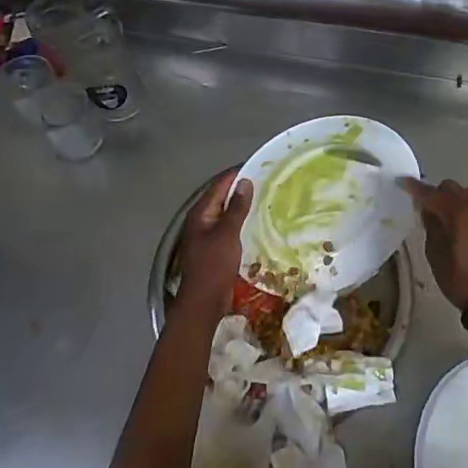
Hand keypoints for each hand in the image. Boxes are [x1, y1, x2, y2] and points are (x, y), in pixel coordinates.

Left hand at [177, 167, 253, 312]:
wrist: (204, 302)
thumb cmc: (213, 265)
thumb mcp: (227, 234)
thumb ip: (236, 208)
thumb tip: (245, 182)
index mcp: (200, 212)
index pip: (219, 185)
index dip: (236, 174)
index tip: (258, 165)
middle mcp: (202, 219)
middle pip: (222, 197)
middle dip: (241, 189)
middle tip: (266, 181)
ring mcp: (207, 234)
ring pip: (226, 213)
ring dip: (242, 206)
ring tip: (265, 199)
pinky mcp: (215, 248)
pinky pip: (230, 228)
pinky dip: (241, 223)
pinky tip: (257, 224)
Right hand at [402, 177, 467, 309]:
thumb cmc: (460, 280)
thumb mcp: (435, 253)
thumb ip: (431, 226)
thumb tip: (428, 210)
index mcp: (459, 214)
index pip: (432, 194)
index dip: (415, 187)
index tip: (401, 182)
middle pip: (452, 188)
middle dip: (436, 193)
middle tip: (425, 206)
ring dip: (454, 201)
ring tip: (445, 217)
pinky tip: (464, 228)